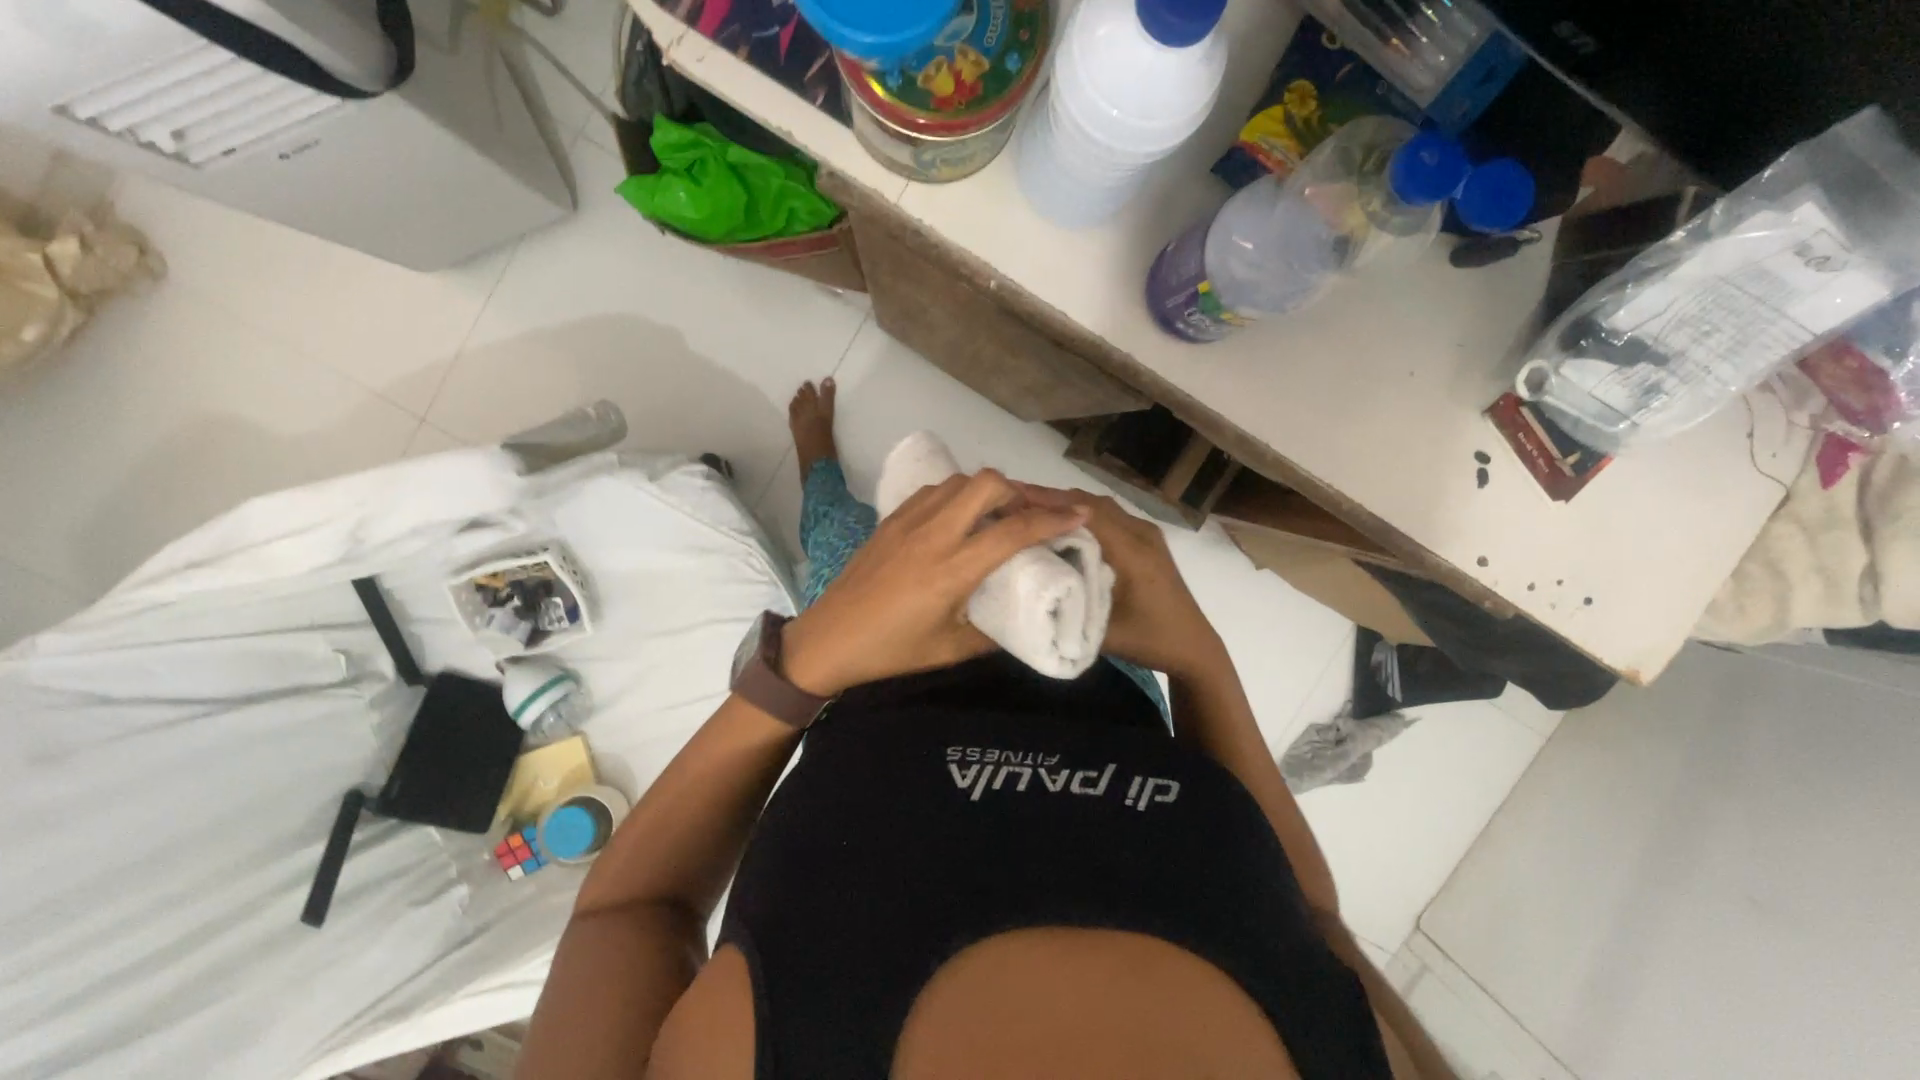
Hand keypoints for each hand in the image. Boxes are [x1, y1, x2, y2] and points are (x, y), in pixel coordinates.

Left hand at [780, 470, 1088, 695]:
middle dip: (1021, 492)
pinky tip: (962, 520)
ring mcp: (908, 522)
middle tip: (1035, 515)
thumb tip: (1028, 622)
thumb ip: (995, 635)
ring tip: (1001, 515)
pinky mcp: (891, 520)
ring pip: (960, 481)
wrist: (828, 639)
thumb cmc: (892, 651)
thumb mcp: (951, 650)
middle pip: (988, 484)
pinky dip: (959, 496)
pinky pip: (934, 491)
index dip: (1053, 520)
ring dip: (989, 491)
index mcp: (952, 570)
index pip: (1013, 531)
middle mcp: (933, 535)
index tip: (1080, 514)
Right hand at [1015, 483, 1227, 678]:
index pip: (1087, 514)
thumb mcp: (1104, 634)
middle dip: (1051, 499)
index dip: (1049, 503)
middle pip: (1091, 503)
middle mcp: (1142, 534)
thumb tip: (1025, 594)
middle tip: (1012, 500)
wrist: (1194, 648)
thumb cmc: (1150, 642)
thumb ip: (1069, 612)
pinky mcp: (1146, 540)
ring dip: (1066, 504)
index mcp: (1134, 553)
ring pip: (1100, 506)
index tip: (1013, 498)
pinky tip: (1059, 524)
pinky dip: (1081, 514)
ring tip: (1029, 508)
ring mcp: (1147, 534)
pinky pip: (1109, 517)